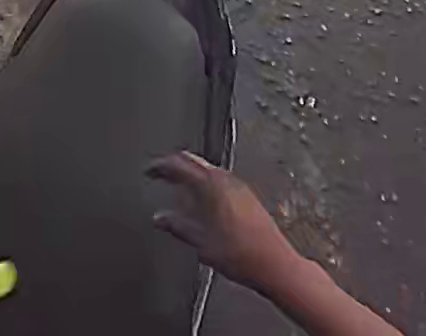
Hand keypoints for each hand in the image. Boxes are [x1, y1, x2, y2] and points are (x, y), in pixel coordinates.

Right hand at [146, 152, 303, 292]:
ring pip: (206, 168)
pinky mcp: (246, 194)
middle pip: (192, 160)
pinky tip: (204, 200)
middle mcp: (223, 177)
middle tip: (162, 173)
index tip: (150, 170)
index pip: (177, 164)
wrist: (276, 265)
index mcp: (209, 183)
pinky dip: (205, 182)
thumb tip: (160, 218)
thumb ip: (177, 226)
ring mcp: (237, 184)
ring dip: (191, 173)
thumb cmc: (242, 254)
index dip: (159, 165)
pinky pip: (219, 178)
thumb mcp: (201, 242)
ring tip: (180, 187)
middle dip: (175, 164)